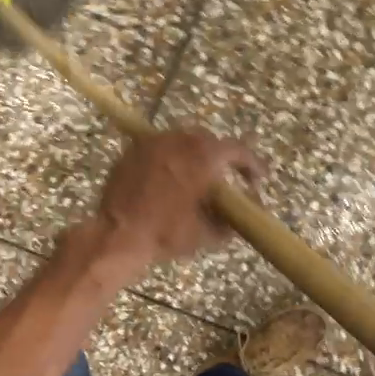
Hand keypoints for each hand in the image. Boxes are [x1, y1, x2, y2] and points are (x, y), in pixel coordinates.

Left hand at [90, 128, 262, 271]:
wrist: (117, 234)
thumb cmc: (165, 235)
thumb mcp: (206, 234)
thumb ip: (230, 222)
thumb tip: (241, 219)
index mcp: (204, 157)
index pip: (237, 150)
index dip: (252, 163)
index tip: (257, 177)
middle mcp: (180, 141)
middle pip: (208, 140)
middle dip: (220, 157)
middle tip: (223, 177)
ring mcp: (152, 143)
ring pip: (181, 140)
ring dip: (192, 154)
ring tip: (194, 175)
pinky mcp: (132, 150)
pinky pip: (157, 148)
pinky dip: (167, 159)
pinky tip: (166, 177)